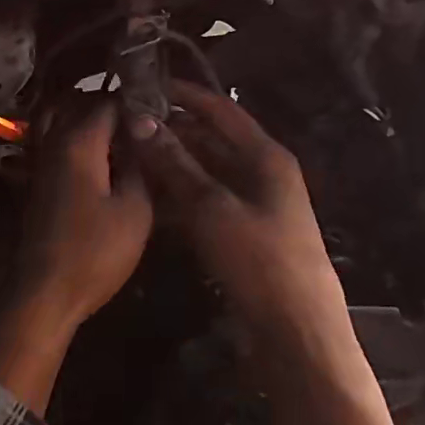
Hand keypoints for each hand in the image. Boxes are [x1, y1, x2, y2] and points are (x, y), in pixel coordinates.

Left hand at [13, 101, 154, 327]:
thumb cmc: (94, 252)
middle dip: (113, 105)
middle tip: (146, 118)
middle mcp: (54, 139)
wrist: (45, 291)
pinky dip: (75, 133)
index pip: (108, 102)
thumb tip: (144, 134)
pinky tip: (99, 152)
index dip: (136, 101)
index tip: (161, 108)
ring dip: (90, 116)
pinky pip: (55, 137)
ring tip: (123, 130)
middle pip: (82, 103)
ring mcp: (40, 157)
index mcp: (78, 141)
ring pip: (64, 117)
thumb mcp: (135, 210)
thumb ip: (140, 165)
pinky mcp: (37, 176)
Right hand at [132, 82, 344, 335]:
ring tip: (127, 157)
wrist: (298, 339)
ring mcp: (251, 204)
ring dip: (169, 164)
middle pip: (210, 139)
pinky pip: (203, 201)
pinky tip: (146, 197)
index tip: (144, 86)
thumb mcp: (212, 208)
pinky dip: (177, 195)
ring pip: (203, 171)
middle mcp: (260, 173)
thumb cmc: (261, 262)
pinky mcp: (240, 232)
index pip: (219, 109)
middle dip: (170, 131)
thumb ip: (175, 163)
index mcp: (266, 156)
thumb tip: (139, 120)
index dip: (183, 94)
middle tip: (126, 125)